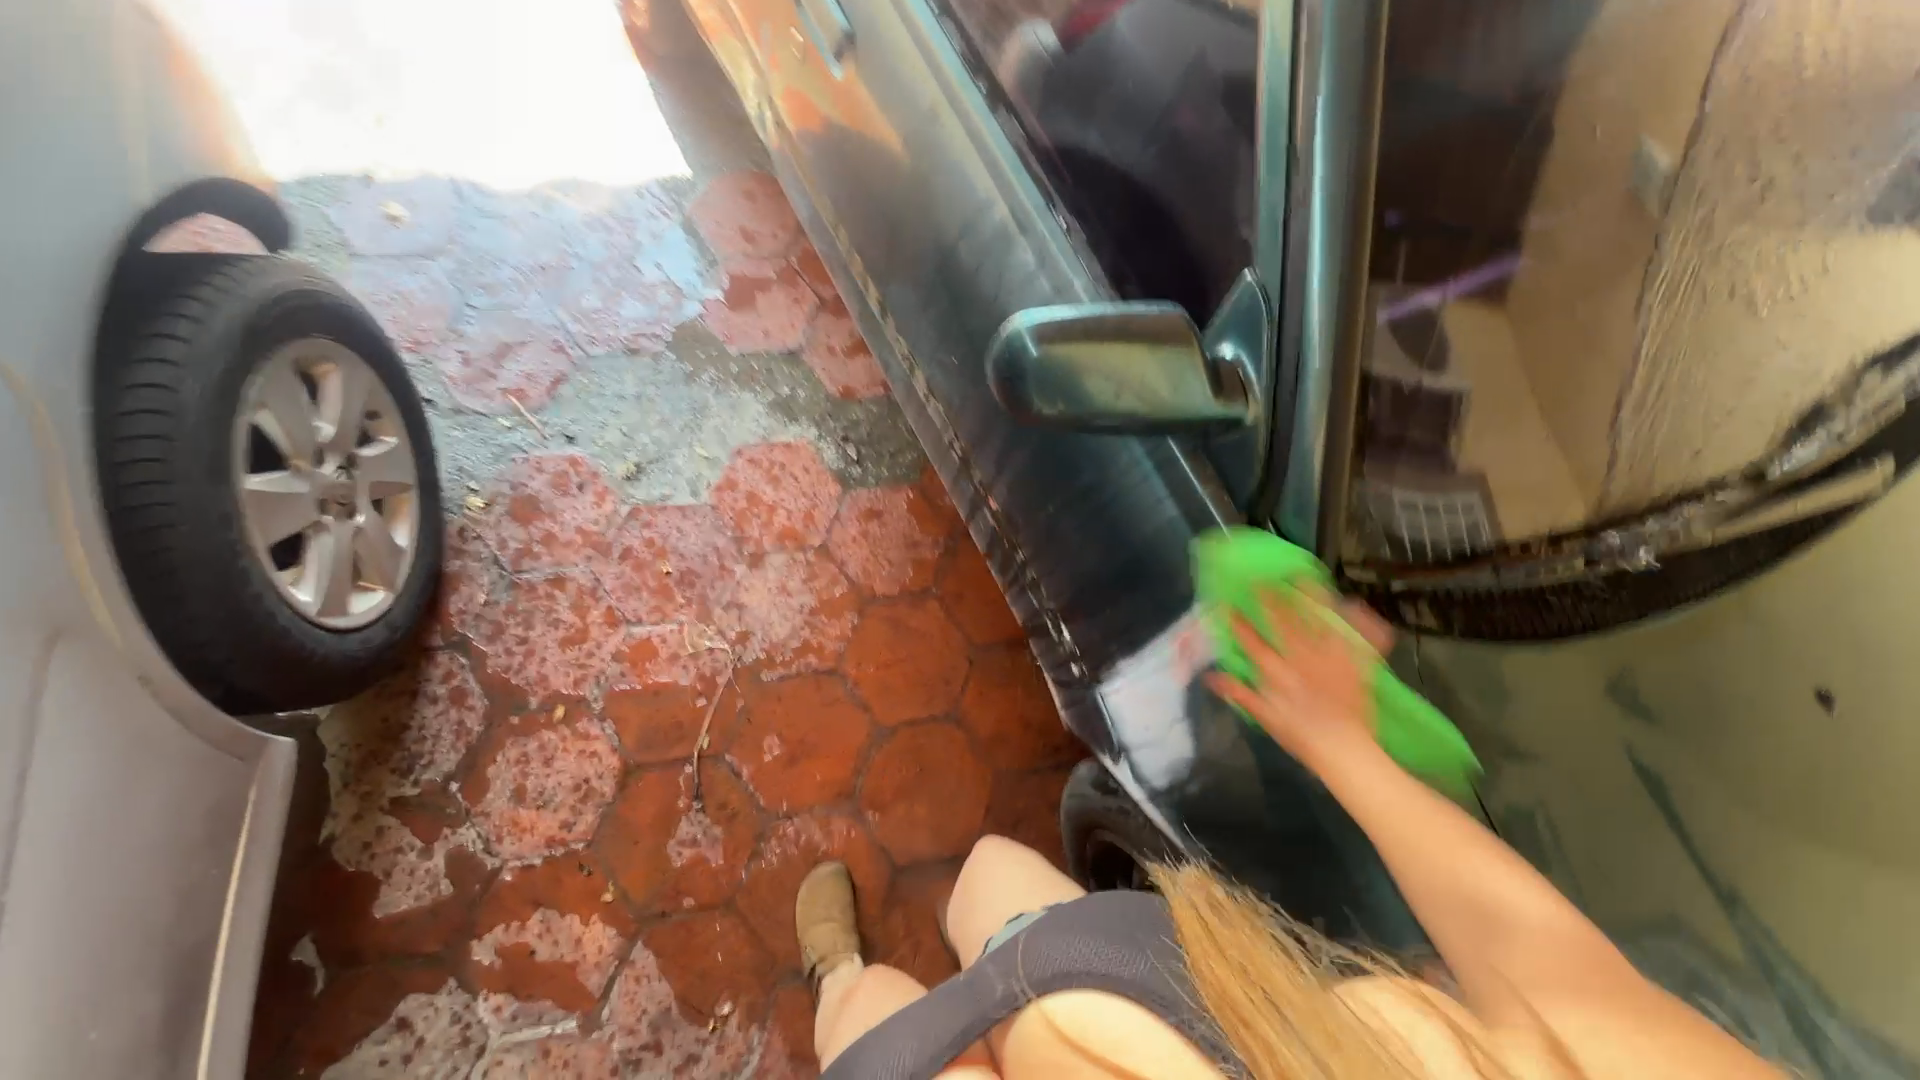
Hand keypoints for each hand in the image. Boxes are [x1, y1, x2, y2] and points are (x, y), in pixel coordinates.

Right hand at [1207, 591, 1391, 774]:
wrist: (1344, 751)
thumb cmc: (1301, 737)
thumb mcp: (1265, 717)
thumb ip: (1238, 693)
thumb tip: (1209, 677)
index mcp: (1278, 672)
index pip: (1252, 642)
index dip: (1238, 623)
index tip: (1228, 606)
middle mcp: (1303, 659)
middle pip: (1284, 623)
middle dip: (1271, 599)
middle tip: (1262, 581)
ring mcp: (1332, 659)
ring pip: (1319, 622)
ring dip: (1310, 599)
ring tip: (1303, 578)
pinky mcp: (1358, 665)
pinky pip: (1362, 637)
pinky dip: (1362, 621)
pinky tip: (1357, 606)